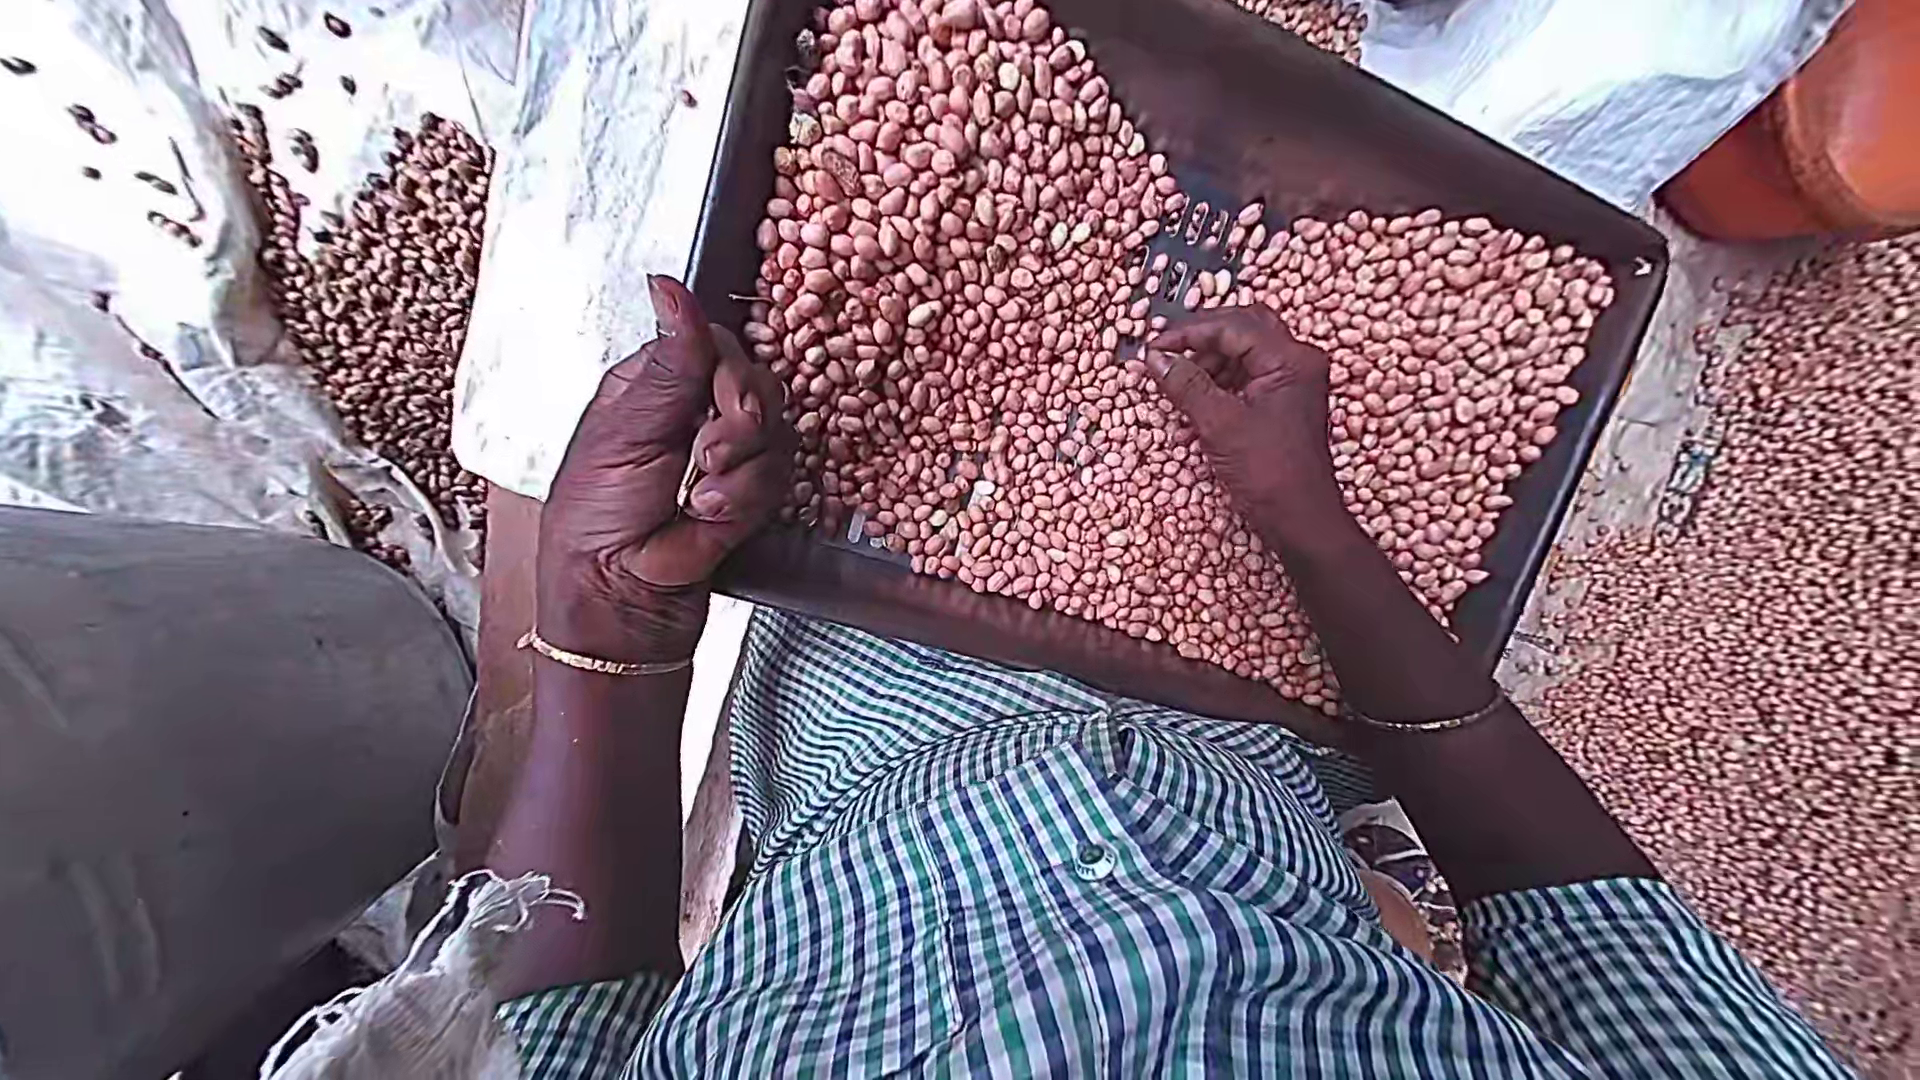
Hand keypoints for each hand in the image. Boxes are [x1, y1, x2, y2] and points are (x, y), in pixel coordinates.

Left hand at [537, 275, 790, 663]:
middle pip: (757, 385)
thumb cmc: (599, 515)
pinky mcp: (754, 490)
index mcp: (660, 386)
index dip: (730, 370)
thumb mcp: (626, 432)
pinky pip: (780, 474)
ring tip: (697, 498)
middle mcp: (700, 414)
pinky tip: (712, 515)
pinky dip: (748, 497)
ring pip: (776, 432)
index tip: (718, 398)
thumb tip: (670, 286)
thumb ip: (669, 366)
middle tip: (708, 456)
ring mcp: (732, 453)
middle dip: (740, 424)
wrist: (622, 593)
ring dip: (741, 470)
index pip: (719, 347)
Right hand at [1145, 308, 1346, 550]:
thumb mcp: (1219, 424)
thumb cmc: (1272, 474)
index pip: (1232, 326)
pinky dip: (1214, 393)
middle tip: (1166, 355)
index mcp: (1290, 360)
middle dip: (1199, 343)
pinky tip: (1190, 418)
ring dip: (1204, 371)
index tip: (1156, 348)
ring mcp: (1290, 386)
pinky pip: (1242, 384)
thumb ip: (1186, 385)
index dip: (1188, 334)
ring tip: (1176, 392)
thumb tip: (1157, 359)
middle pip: (1241, 331)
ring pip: (1240, 357)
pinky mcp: (1279, 407)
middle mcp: (1296, 365)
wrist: (1299, 517)